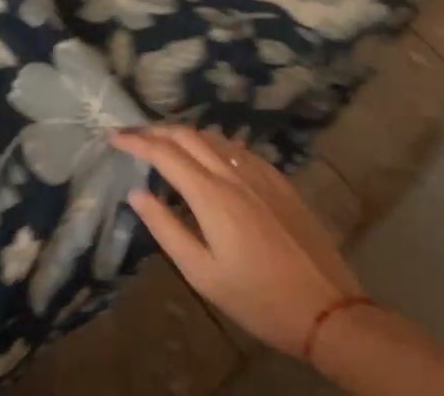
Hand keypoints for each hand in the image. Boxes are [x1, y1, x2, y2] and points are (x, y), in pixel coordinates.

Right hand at [115, 126, 363, 358]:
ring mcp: (262, 178)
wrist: (330, 314)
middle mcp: (235, 176)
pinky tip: (211, 157)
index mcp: (212, 196)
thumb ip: (166, 228)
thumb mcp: (202, 273)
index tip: (114, 137)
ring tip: (166, 144)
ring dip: (185, 134)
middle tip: (135, 137)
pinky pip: (240, 150)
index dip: (135, 141)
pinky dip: (215, 144)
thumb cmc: (258, 299)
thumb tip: (137, 193)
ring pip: (215, 138)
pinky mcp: (282, 186)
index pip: (164, 153)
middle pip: (188, 135)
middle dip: (156, 130)